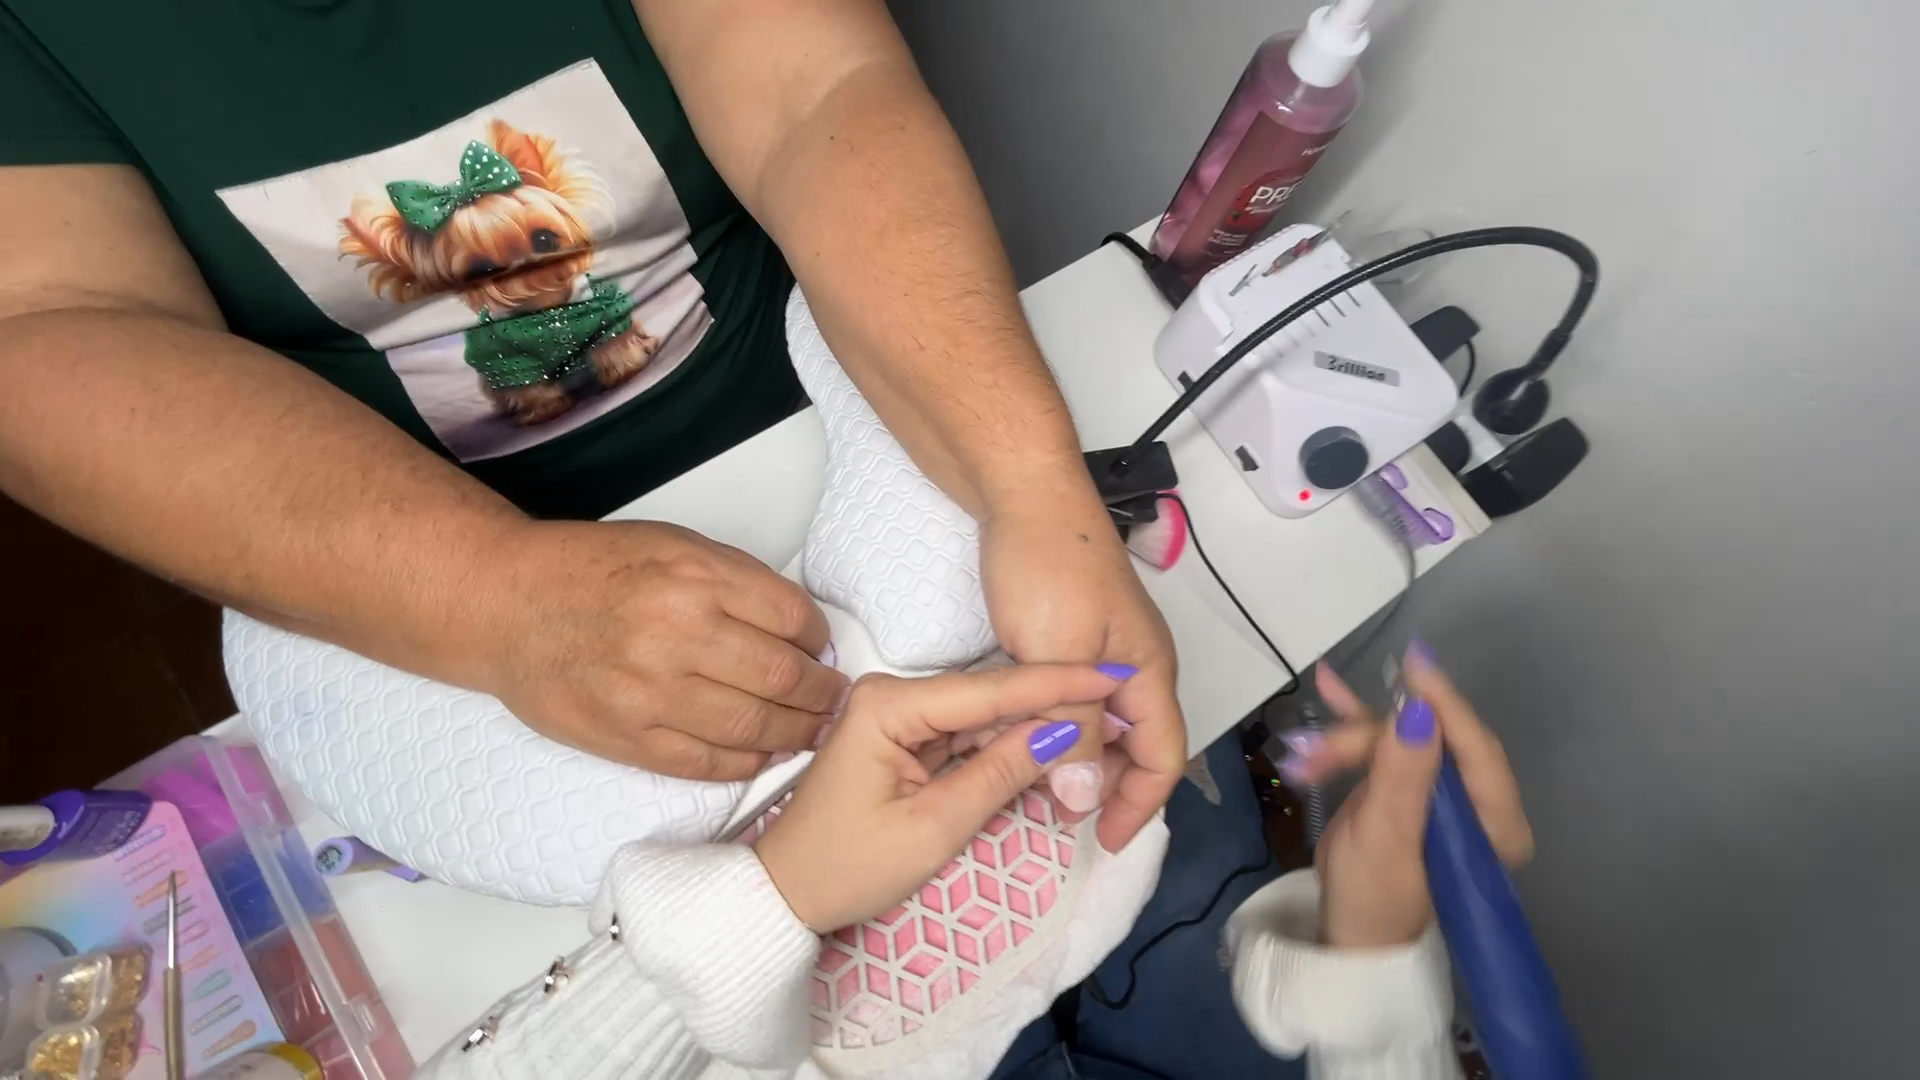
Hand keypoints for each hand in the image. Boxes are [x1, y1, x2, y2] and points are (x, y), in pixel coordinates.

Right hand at [473, 520, 848, 779]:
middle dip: (824, 692)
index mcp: (698, 579)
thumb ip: (741, 582)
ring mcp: (650, 693)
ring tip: (817, 730)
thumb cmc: (596, 569)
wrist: (508, 603)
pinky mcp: (626, 737)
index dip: (822, 639)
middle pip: (783, 677)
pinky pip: (705, 763)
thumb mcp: (678, 547)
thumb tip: (799, 627)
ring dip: (799, 733)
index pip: (793, 618)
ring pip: (754, 727)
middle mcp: (678, 634)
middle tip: (836, 697)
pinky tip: (768, 756)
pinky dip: (747, 764)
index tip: (825, 650)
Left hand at [754, 663, 1123, 931]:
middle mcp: (895, 693)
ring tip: (1095, 724)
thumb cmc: (849, 866)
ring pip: (982, 714)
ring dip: (1033, 725)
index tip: (1110, 672)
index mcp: (891, 704)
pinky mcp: (906, 733)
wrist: (788, 890)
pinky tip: (1047, 743)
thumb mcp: (932, 828)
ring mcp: (900, 712)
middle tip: (1116, 704)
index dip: (1055, 682)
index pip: (988, 689)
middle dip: (1051, 704)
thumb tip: (1062, 731)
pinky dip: (1004, 744)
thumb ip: (999, 774)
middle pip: (988, 696)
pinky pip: (966, 733)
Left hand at [979, 490, 1183, 853]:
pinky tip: (1026, 736)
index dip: (1136, 805)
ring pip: (1101, 722)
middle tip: (1055, 816)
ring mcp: (1103, 646)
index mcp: (1147, 669)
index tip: (1099, 841)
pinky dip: (1057, 724)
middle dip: (1103, 785)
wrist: (1021, 492)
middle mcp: (1134, 663)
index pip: (1162, 755)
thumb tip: (1086, 798)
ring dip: (1077, 756)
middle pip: (1134, 744)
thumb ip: (1075, 725)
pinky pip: (1075, 697)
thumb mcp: (1057, 651)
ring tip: (1036, 785)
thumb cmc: (1046, 565)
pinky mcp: (1072, 634)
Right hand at [1306, 650, 1534, 947]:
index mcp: (1493, 822)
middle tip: (1316, 751)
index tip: (1414, 665)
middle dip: (1365, 737)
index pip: (1476, 749)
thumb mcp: (1386, 834)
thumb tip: (1416, 711)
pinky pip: (1380, 744)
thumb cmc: (1374, 893)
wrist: (1348, 929)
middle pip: (1423, 740)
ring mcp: (1436, 792)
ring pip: (1392, 740)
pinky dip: (1350, 721)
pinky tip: (1330, 686)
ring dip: (1344, 740)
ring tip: (1303, 755)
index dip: (1444, 705)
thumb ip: (1403, 774)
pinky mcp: (1403, 786)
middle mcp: (1474, 802)